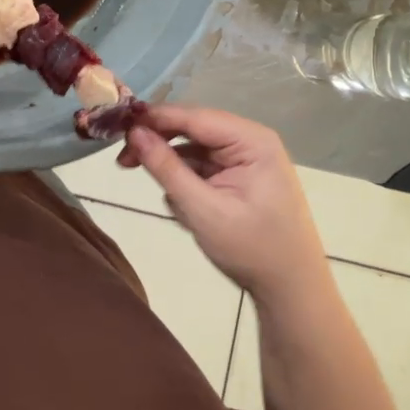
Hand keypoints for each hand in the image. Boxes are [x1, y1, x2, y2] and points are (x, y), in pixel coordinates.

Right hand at [118, 105, 327, 300]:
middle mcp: (250, 141)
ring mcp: (245, 159)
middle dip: (159, 145)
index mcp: (252, 141)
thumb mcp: (202, 210)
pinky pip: (202, 167)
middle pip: (191, 129)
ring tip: (167, 198)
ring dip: (173, 170)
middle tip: (124, 162)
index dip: (153, 118)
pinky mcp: (239, 176)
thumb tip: (133, 132)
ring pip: (193, 149)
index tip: (117, 128)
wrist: (292, 292)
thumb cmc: (253, 250)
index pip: (193, 116)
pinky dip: (186, 183)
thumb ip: (166, 168)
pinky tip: (185, 208)